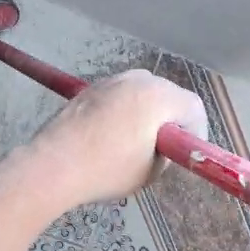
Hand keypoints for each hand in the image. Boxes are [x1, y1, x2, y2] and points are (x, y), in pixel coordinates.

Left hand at [24, 70, 208, 205]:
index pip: (193, 107)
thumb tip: (161, 146)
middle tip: (161, 150)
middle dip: (169, 120)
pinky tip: (108, 138)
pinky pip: (116, 99)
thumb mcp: (150, 171)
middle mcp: (137, 79)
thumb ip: (166, 154)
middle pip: (167, 96)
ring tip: (132, 146)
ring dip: (144, 115)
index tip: (186, 152)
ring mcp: (109, 81)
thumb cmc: (106, 170)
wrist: (53, 164)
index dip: (196, 132)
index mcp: (158, 96)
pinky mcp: (88, 89)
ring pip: (140, 95)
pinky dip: (120, 114)